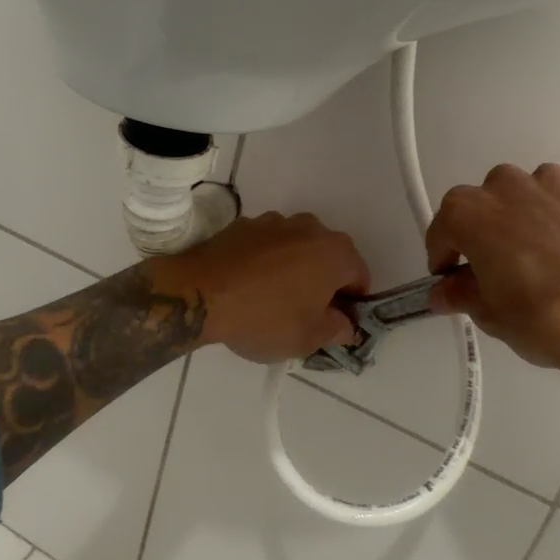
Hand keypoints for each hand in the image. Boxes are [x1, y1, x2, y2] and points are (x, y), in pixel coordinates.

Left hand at [153, 212, 369, 363]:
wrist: (200, 293)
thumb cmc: (264, 317)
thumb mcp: (308, 338)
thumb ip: (337, 329)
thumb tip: (346, 324)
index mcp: (335, 252)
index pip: (359, 277)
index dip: (351, 304)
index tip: (334, 324)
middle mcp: (310, 227)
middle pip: (328, 258)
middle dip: (323, 283)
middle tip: (305, 314)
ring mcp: (274, 222)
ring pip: (296, 249)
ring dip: (293, 269)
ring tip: (271, 300)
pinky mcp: (244, 224)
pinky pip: (266, 246)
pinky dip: (265, 261)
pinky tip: (248, 285)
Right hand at [425, 162, 559, 434]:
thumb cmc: (550, 322)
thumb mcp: (494, 318)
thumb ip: (463, 295)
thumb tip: (444, 292)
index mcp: (471, 213)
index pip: (446, 224)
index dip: (449, 251)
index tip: (457, 274)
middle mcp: (511, 184)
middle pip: (494, 199)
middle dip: (499, 226)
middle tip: (516, 266)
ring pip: (542, 191)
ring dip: (544, 214)